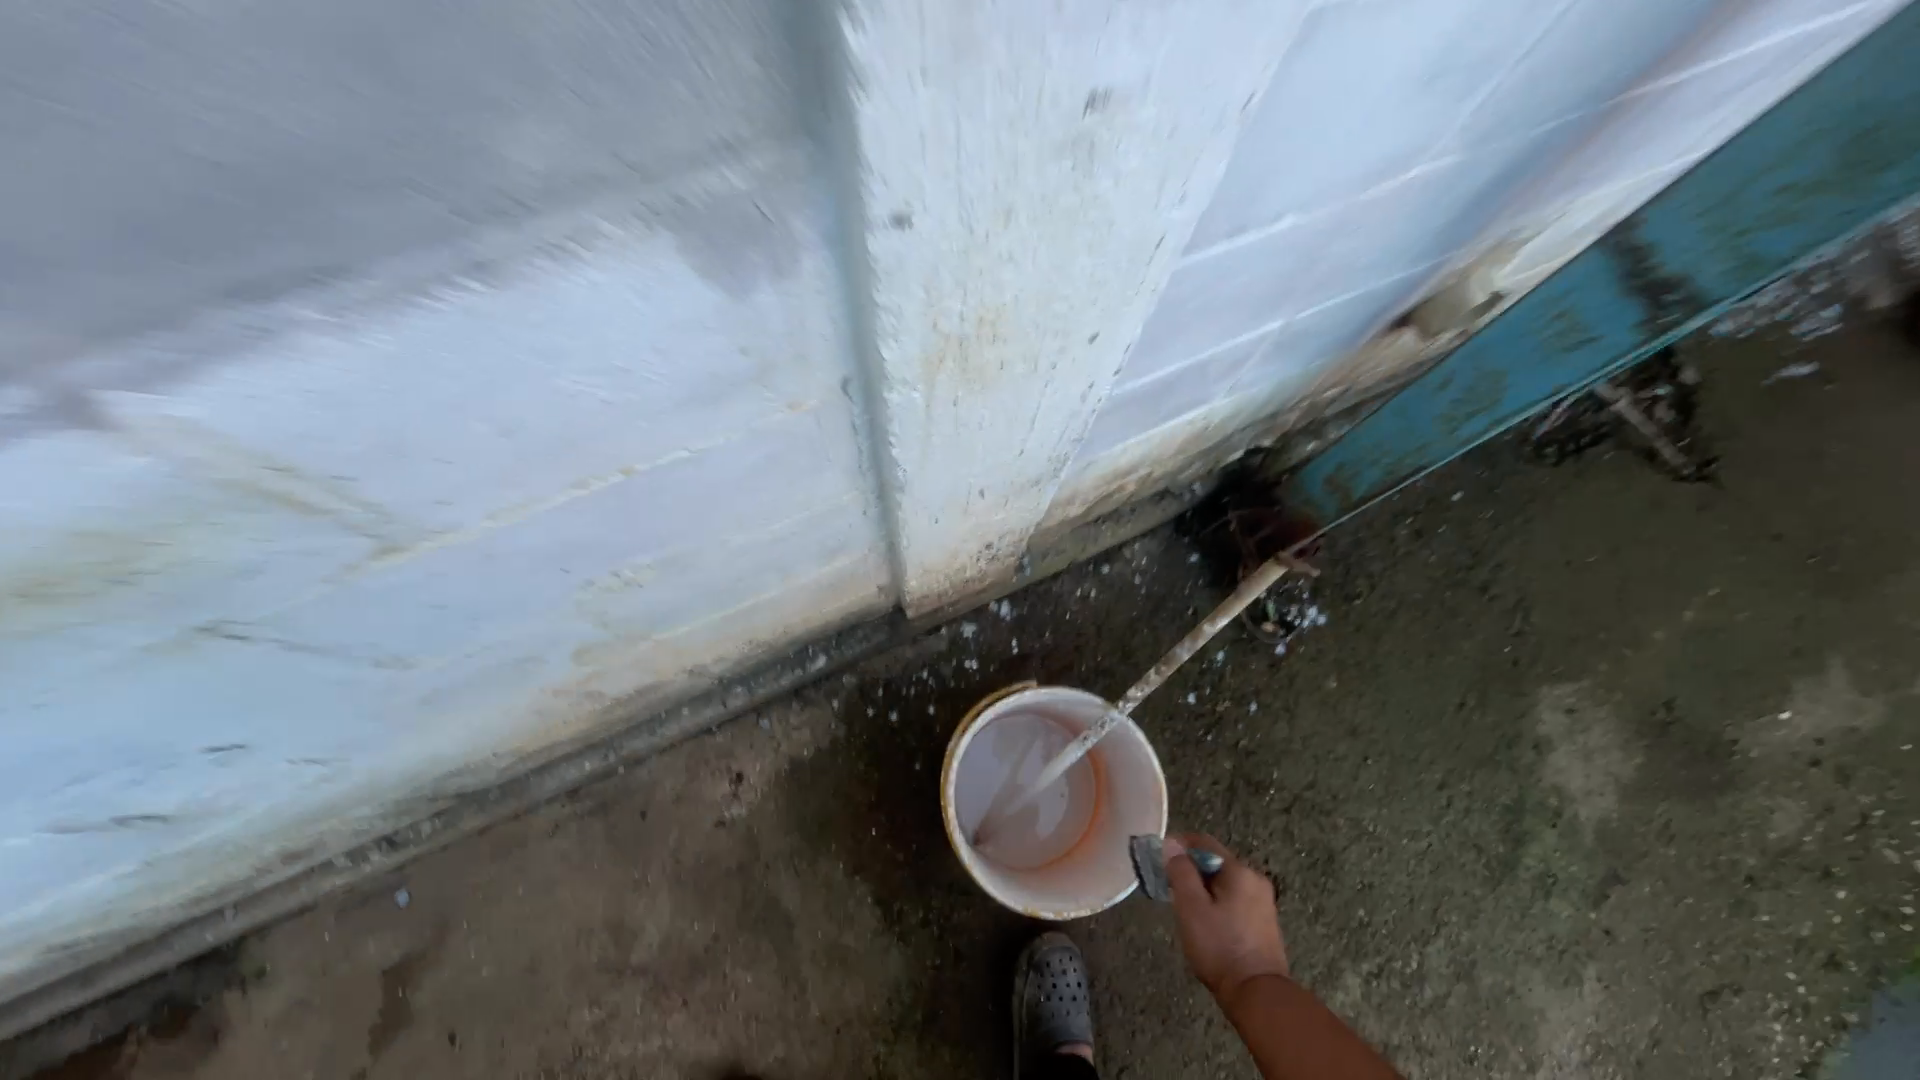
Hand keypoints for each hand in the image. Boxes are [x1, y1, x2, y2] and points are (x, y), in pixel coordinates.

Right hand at [1164, 833, 1290, 1003]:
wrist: (1257, 993)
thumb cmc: (1219, 946)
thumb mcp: (1191, 907)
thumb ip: (1180, 871)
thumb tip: (1171, 843)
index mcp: (1239, 871)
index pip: (1204, 842)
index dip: (1179, 845)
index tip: (1159, 858)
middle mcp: (1256, 880)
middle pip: (1216, 862)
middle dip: (1191, 870)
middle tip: (1170, 888)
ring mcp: (1264, 902)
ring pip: (1225, 883)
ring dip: (1204, 888)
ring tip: (1185, 908)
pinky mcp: (1265, 923)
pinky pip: (1235, 900)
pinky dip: (1218, 903)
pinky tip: (1207, 923)